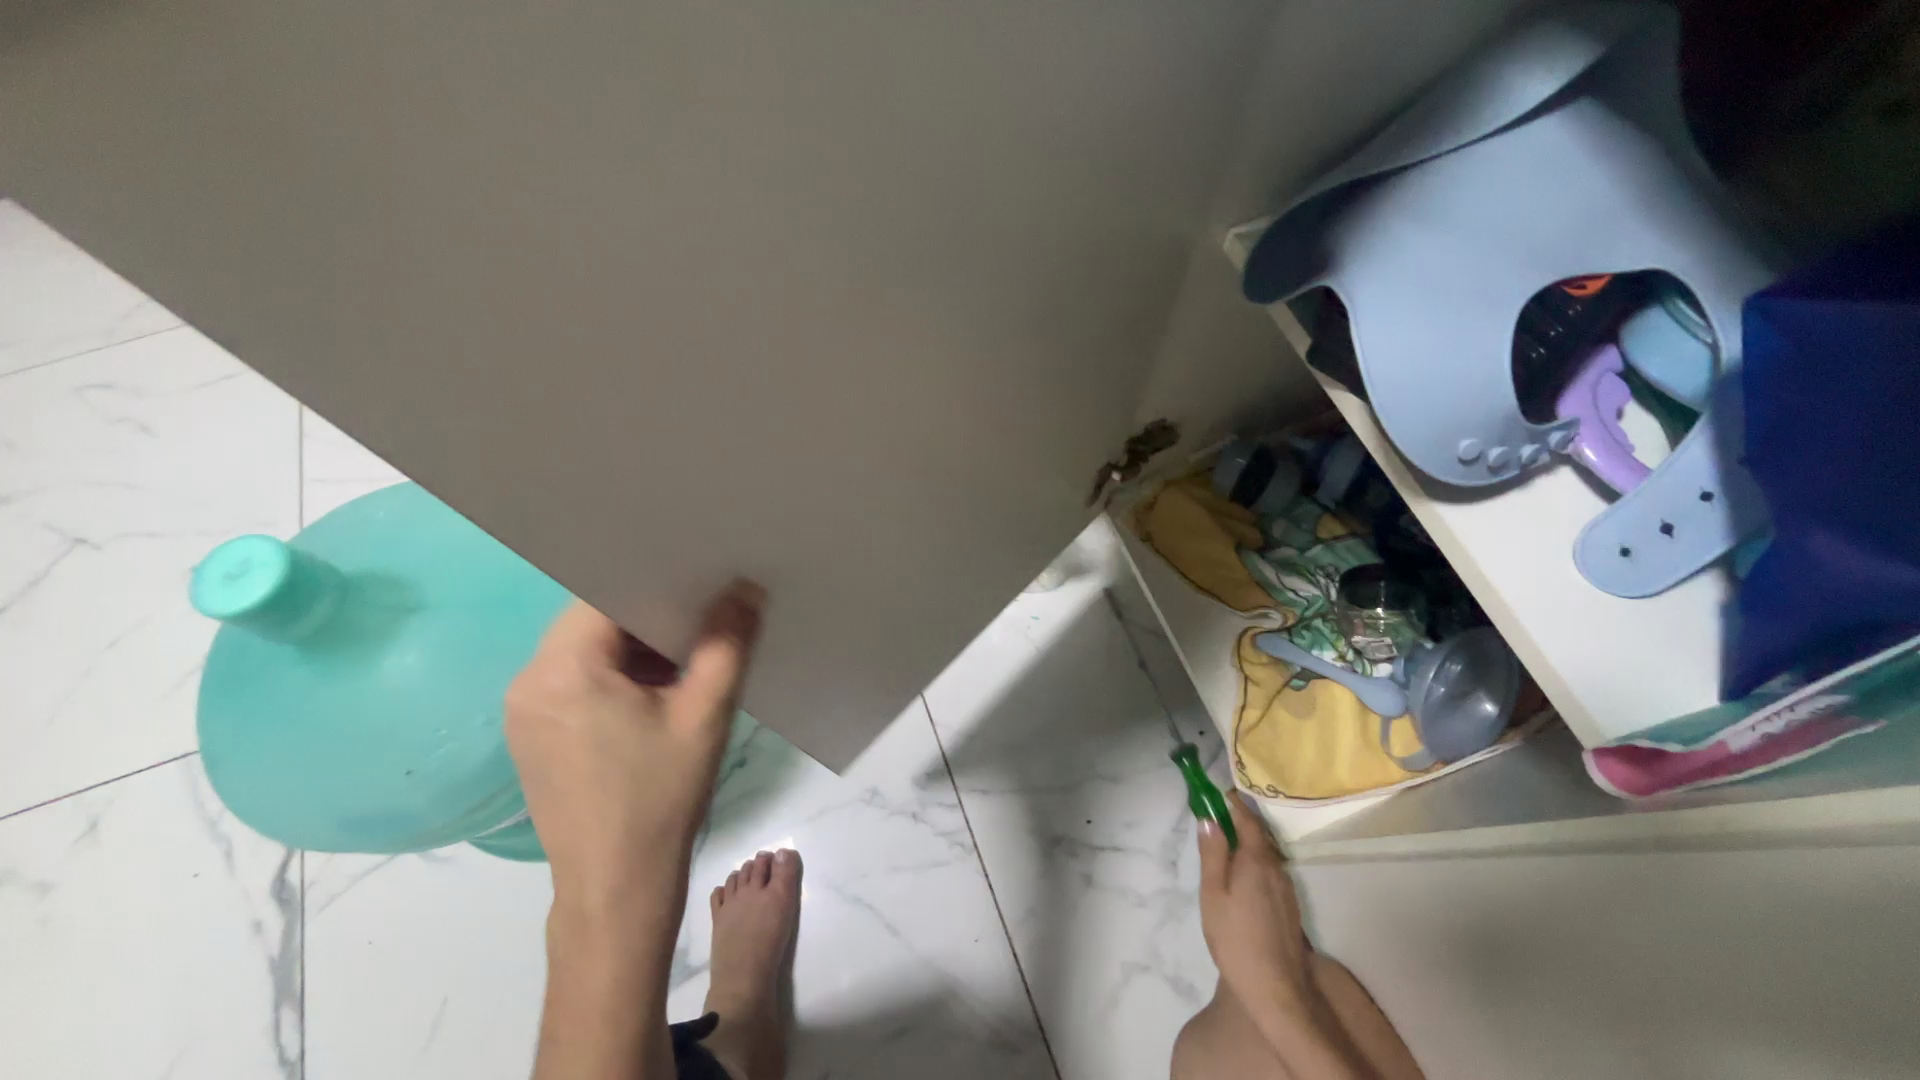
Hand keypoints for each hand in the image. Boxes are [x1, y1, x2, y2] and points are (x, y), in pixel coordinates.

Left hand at [505, 580, 765, 916]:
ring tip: (684, 659)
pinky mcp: (531, 735)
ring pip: (583, 651)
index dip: (655, 582)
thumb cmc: (661, 799)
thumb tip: (745, 589)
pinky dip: (612, 677)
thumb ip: (727, 642)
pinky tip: (653, 697)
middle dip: (648, 618)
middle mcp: (528, 681)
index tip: (700, 582)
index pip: (606, 594)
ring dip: (631, 649)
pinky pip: (574, 681)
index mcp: (562, 669)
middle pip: (591, 621)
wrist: (617, 888)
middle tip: (702, 619)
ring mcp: (523, 711)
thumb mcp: (705, 715)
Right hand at [1196, 791, 1316, 1012]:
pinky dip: (1256, 864)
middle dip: (1240, 823)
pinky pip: (1272, 873)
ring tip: (1225, 848)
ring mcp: (1287, 889)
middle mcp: (1277, 869)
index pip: (1248, 821)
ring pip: (1267, 856)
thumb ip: (1212, 854)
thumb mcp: (1213, 894)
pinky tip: (1243, 880)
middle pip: (1259, 836)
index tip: (1217, 793)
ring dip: (1248, 845)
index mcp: (1256, 861)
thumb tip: (1209, 819)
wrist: (1276, 988)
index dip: (1233, 805)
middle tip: (1216, 818)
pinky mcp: (1290, 907)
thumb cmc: (1235, 938)